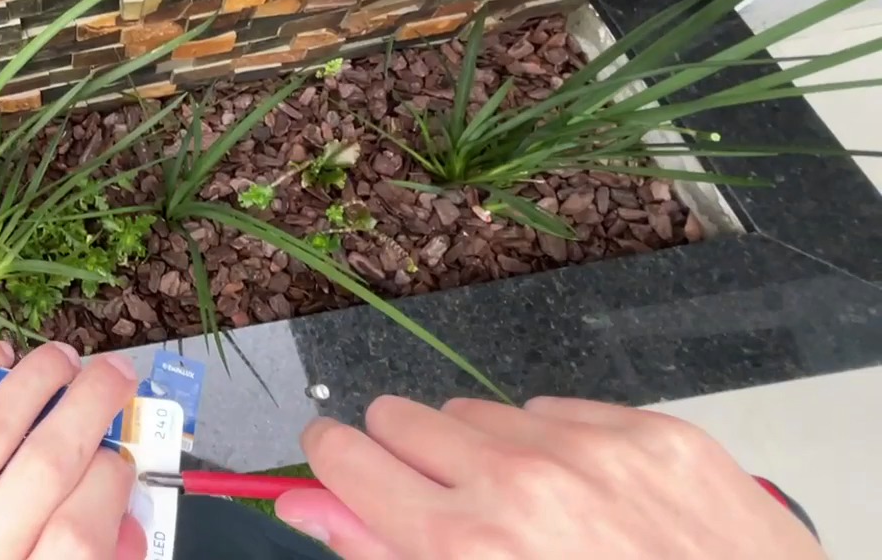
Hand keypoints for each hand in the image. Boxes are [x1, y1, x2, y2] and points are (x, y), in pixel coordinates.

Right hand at [276, 395, 826, 559]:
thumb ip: (376, 556)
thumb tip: (295, 500)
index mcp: (465, 547)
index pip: (337, 450)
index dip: (341, 466)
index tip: (359, 480)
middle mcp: (519, 482)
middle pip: (395, 414)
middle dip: (416, 461)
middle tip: (471, 516)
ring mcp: (592, 449)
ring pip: (472, 411)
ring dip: (492, 455)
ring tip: (555, 521)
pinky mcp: (657, 433)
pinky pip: (554, 408)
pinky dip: (565, 450)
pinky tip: (614, 509)